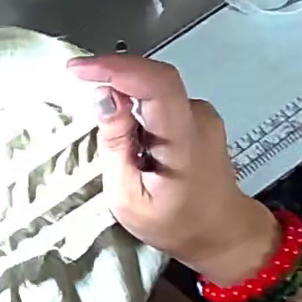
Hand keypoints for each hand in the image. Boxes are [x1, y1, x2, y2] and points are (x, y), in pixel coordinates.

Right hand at [68, 55, 278, 282]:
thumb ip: (115, 147)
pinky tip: (133, 141)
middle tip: (80, 86)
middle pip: (153, 79)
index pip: (157, 84)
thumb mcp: (129, 199)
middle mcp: (199, 117)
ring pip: (155, 90)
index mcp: (184, 141)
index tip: (79, 70)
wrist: (222, 233)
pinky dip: (139, 109)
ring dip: (126, 99)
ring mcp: (203, 114)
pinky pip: (162, 100)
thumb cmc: (175, 224)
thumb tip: (103, 97)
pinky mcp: (199, 117)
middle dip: (113, 77)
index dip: (116, 68)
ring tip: (116, 137)